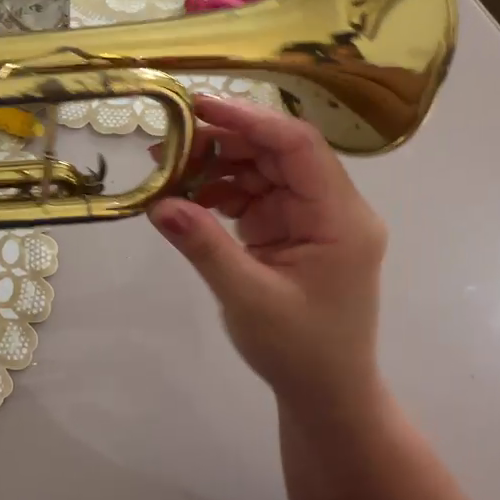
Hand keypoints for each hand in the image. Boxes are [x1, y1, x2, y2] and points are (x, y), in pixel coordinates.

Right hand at [148, 95, 387, 419]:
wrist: (326, 393)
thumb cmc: (300, 349)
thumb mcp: (248, 298)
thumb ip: (205, 246)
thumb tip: (158, 203)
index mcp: (340, 219)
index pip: (298, 146)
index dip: (249, 120)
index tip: (196, 107)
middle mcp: (331, 208)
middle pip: (277, 150)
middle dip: (222, 139)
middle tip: (166, 139)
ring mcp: (310, 217)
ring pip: (260, 167)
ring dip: (214, 163)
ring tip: (166, 168)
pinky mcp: (289, 229)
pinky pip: (251, 192)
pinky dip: (216, 189)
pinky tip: (184, 198)